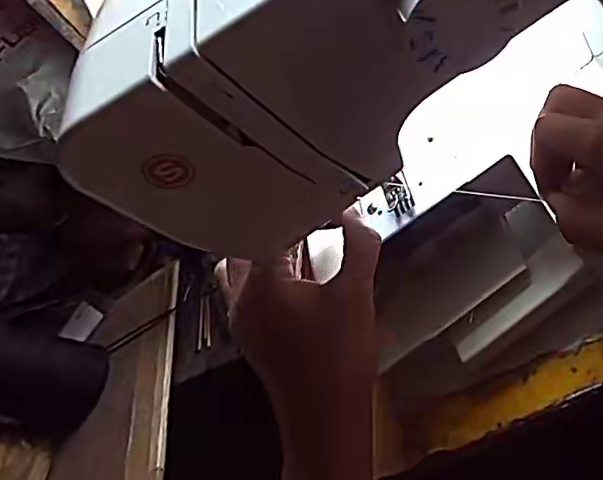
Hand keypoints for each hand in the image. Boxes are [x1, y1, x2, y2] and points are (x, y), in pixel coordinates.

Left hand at [218, 210, 379, 479]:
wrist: (328, 411)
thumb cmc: (336, 359)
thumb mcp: (357, 288)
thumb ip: (359, 242)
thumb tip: (354, 216)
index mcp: (259, 289)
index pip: (266, 228)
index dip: (295, 204)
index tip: (319, 191)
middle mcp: (244, 302)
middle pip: (249, 244)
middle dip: (280, 220)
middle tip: (311, 202)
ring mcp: (249, 318)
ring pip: (251, 264)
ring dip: (279, 243)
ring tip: (311, 226)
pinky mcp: (262, 329)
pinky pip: (262, 283)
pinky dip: (282, 264)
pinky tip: (312, 258)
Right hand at [529, 85, 602, 274]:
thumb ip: (567, 214)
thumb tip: (554, 197)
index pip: (545, 124)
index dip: (537, 160)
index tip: (553, 193)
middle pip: (559, 98)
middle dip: (546, 136)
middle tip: (558, 179)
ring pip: (584, 103)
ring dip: (570, 135)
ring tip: (584, 182)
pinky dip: (592, 136)